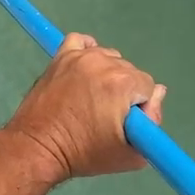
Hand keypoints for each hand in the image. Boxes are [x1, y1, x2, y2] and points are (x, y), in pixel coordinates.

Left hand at [0, 33, 164, 181]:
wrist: (38, 147)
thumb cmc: (84, 153)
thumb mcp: (131, 153)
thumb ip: (153, 123)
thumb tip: (156, 94)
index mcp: (122, 83)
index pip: (148, 87)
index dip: (140, 108)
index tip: (124, 123)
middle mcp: (102, 62)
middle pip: (129, 72)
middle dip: (124, 92)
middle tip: (106, 115)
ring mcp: (78, 57)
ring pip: (108, 58)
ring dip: (106, 74)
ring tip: (92, 98)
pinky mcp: (60, 57)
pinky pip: (80, 41)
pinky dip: (87, 51)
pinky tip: (85, 69)